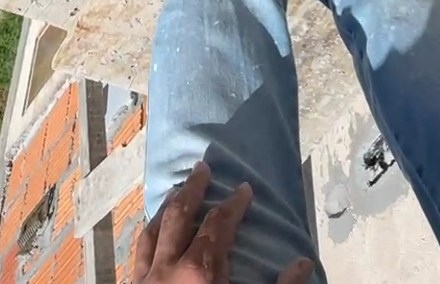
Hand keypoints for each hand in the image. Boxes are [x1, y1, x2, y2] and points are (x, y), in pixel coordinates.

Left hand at [131, 161, 314, 283]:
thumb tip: (303, 262)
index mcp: (200, 271)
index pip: (219, 225)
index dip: (233, 204)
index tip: (244, 188)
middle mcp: (168, 270)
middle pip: (179, 217)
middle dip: (192, 190)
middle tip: (201, 167)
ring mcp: (144, 283)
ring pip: (150, 234)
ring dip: (164, 211)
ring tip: (174, 194)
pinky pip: (136, 259)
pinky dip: (146, 240)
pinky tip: (150, 239)